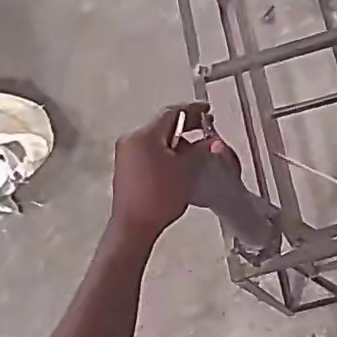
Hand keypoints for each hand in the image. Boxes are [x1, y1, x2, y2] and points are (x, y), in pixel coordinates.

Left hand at [111, 105, 212, 240]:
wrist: (135, 225)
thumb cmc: (160, 196)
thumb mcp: (187, 169)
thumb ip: (200, 150)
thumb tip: (211, 141)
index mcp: (145, 135)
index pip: (172, 113)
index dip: (193, 110)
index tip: (206, 111)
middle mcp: (132, 139)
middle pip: (163, 125)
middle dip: (186, 126)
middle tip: (205, 129)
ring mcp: (126, 153)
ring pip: (156, 139)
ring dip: (176, 141)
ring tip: (196, 150)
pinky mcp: (126, 167)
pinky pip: (149, 151)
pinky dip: (166, 152)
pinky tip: (179, 163)